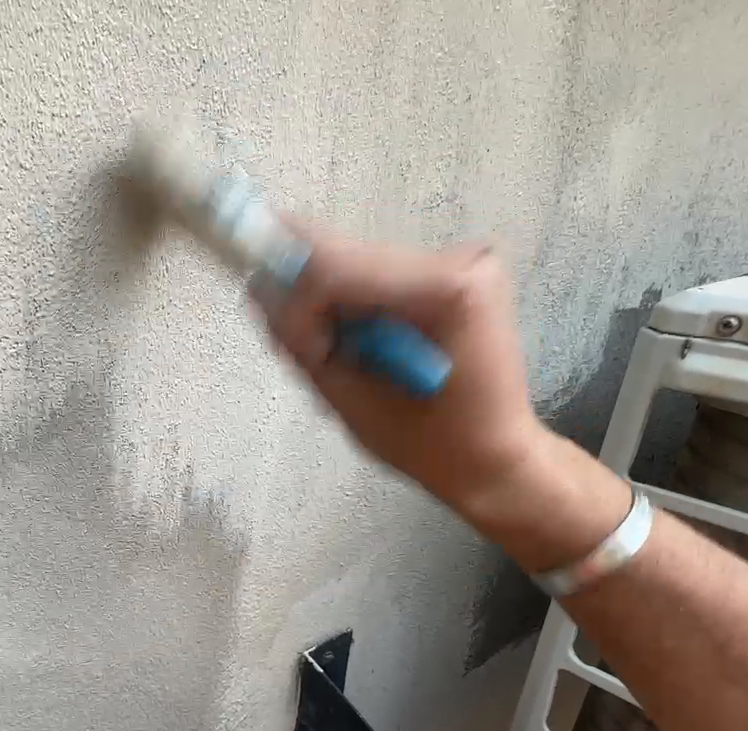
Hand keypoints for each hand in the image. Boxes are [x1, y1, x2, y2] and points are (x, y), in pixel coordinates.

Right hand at [256, 231, 548, 518]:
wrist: (491, 458)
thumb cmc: (427, 446)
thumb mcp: (349, 400)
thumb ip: (300, 343)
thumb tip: (256, 291)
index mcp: (445, 292)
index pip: (335, 266)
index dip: (289, 296)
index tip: (272, 329)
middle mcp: (457, 260)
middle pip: (342, 255)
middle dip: (304, 300)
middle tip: (305, 353)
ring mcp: (457, 262)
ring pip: (351, 263)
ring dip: (325, 308)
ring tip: (339, 359)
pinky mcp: (447, 273)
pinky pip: (371, 277)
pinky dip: (347, 309)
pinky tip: (360, 348)